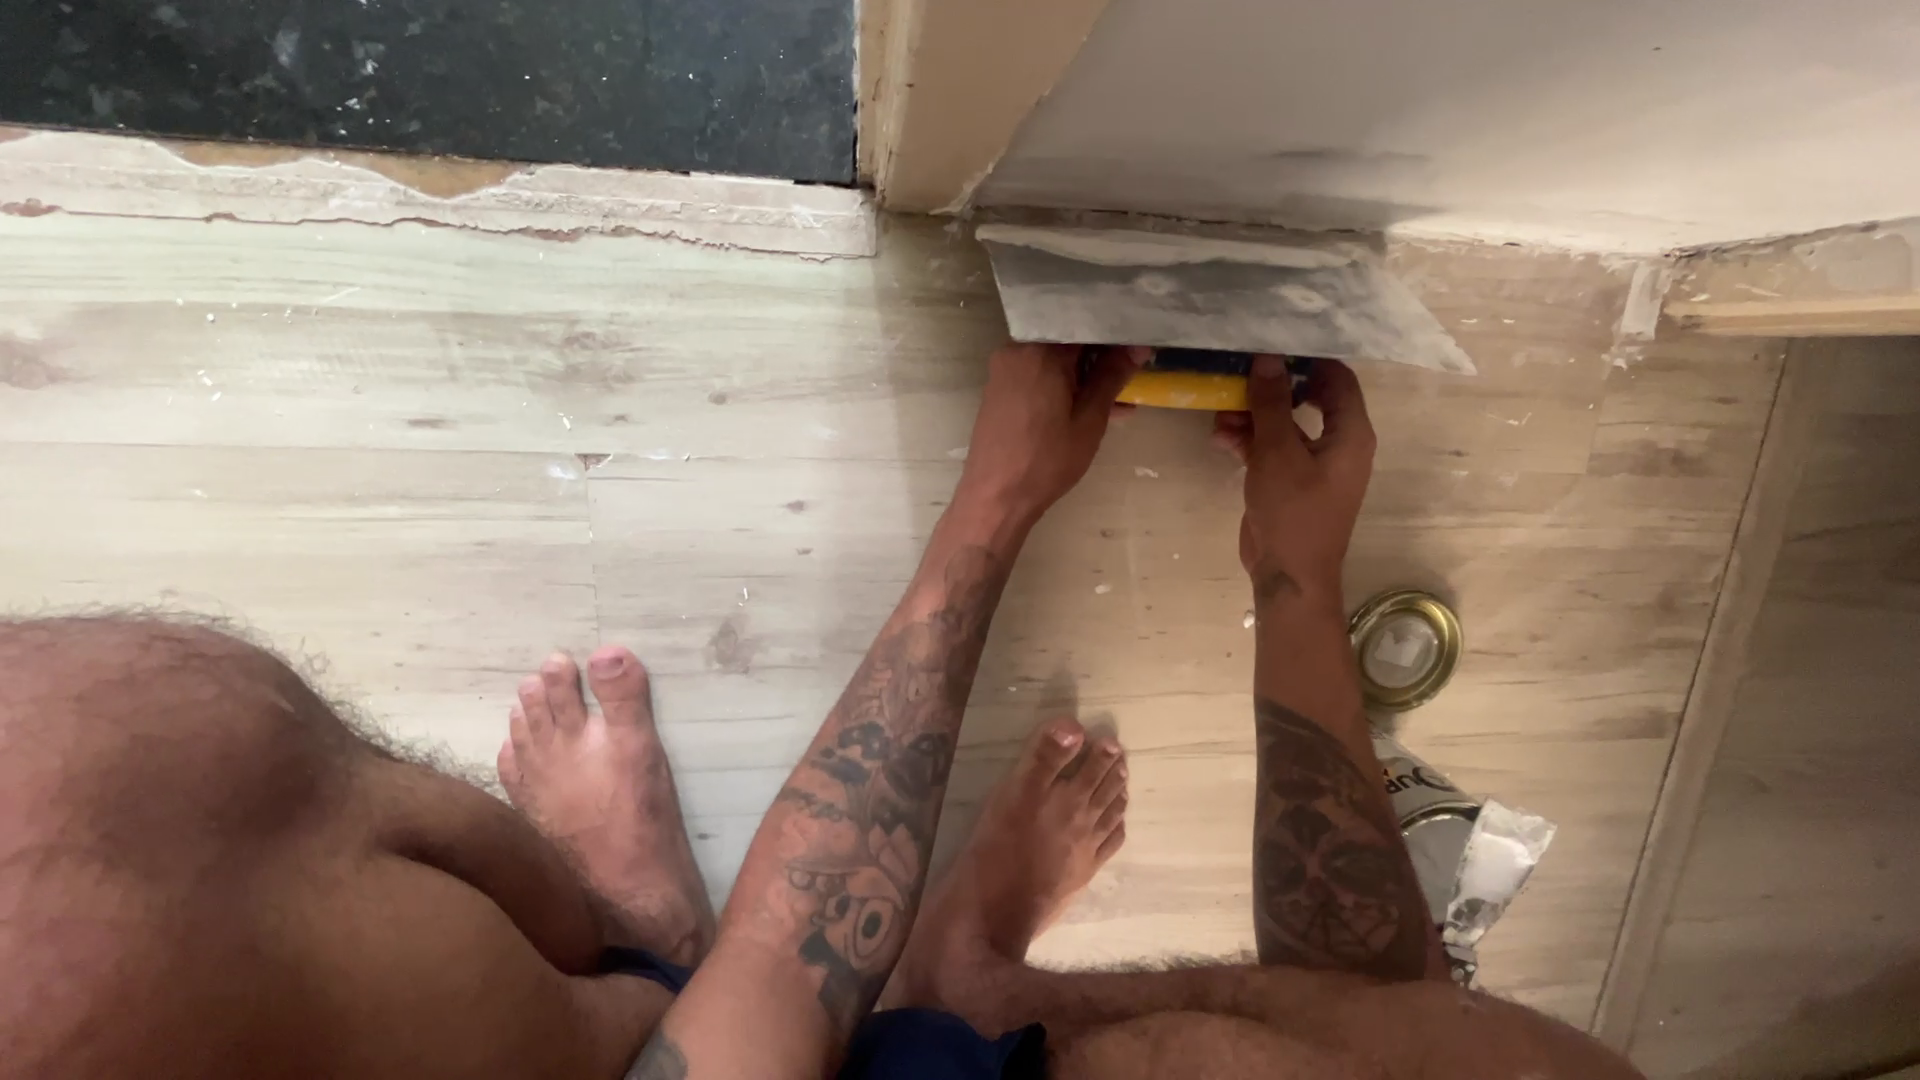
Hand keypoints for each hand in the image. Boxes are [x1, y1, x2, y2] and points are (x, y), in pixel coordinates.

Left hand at [954, 343, 1144, 524]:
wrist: (995, 497)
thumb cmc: (1046, 460)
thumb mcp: (1089, 419)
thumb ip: (1113, 376)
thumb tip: (1138, 346)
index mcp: (1040, 349)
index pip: (1084, 321)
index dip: (1115, 331)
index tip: (1141, 342)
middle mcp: (1017, 350)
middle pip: (1067, 339)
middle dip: (1101, 353)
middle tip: (1135, 369)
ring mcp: (1005, 370)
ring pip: (1054, 360)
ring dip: (1085, 374)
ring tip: (1120, 397)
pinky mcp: (1001, 390)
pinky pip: (1039, 376)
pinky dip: (1064, 386)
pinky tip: (1093, 408)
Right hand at [1214, 356, 1375, 610]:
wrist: (1288, 573)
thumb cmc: (1293, 511)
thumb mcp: (1278, 452)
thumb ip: (1272, 403)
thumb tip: (1267, 357)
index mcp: (1350, 433)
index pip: (1337, 379)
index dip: (1307, 359)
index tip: (1270, 345)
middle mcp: (1337, 443)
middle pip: (1306, 399)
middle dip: (1268, 389)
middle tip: (1236, 376)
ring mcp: (1311, 464)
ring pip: (1282, 425)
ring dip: (1251, 416)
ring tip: (1219, 415)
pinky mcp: (1288, 481)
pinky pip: (1270, 449)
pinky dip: (1248, 441)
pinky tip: (1220, 438)